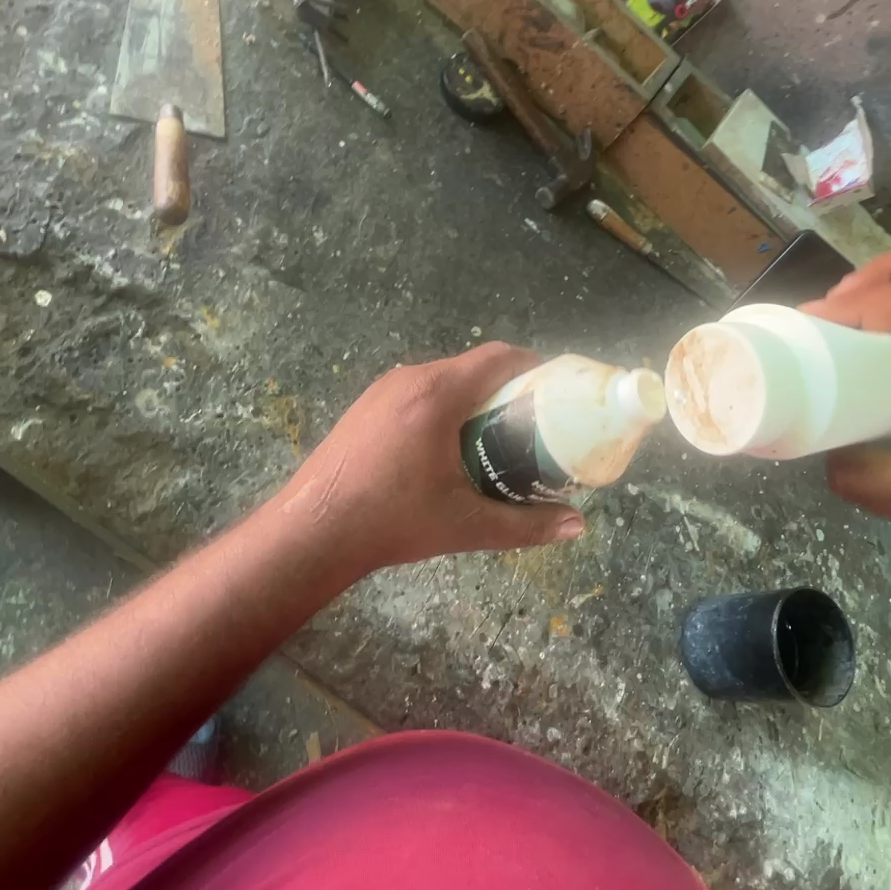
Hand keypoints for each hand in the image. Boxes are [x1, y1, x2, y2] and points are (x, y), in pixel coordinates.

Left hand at [267, 343, 585, 576]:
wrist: (313, 531)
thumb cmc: (392, 522)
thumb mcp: (466, 526)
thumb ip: (526, 525)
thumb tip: (578, 526)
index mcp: (437, 395)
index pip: (499, 358)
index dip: (535, 368)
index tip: (556, 394)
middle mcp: (409, 379)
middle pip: (473, 368)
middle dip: (508, 390)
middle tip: (533, 427)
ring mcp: (381, 390)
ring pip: (444, 380)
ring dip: (475, 400)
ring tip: (497, 439)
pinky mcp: (365, 406)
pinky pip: (418, 392)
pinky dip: (445, 408)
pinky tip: (449, 447)